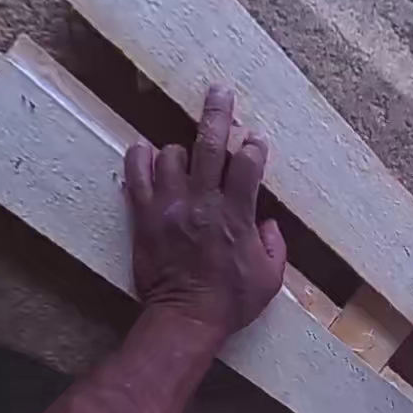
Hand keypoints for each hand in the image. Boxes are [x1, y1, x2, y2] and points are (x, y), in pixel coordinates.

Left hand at [125, 84, 286, 343]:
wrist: (185, 320)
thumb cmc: (230, 303)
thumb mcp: (270, 279)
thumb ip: (275, 245)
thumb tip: (269, 223)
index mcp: (237, 216)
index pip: (247, 163)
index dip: (253, 146)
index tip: (254, 142)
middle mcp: (203, 203)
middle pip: (210, 144)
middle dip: (218, 113)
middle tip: (219, 92)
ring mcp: (170, 207)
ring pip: (172, 154)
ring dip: (181, 150)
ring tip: (184, 156)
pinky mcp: (145, 217)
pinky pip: (136, 175)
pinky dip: (140, 158)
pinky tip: (146, 153)